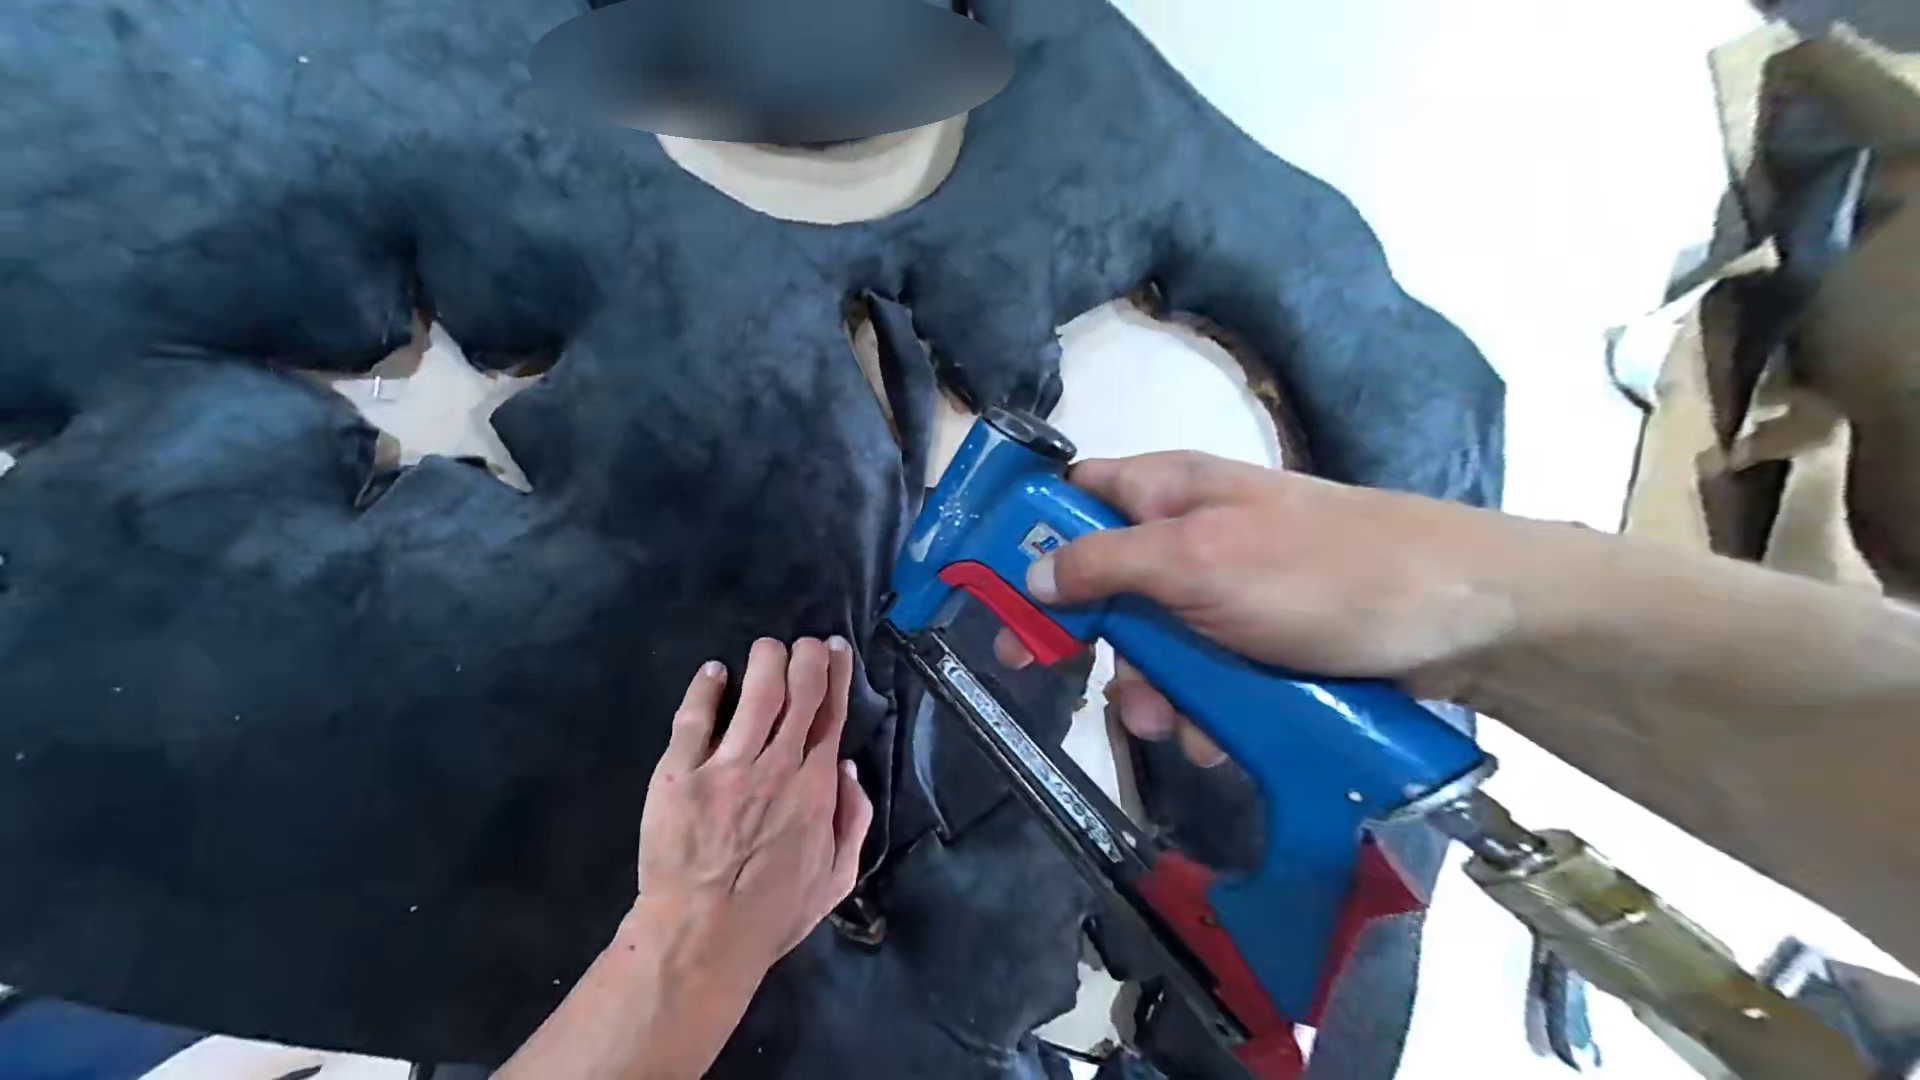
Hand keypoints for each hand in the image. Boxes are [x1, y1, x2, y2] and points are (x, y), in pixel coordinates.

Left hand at [636, 636, 873, 983]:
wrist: (700, 940)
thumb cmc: (772, 911)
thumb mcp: (838, 876)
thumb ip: (855, 818)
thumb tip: (847, 764)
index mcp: (815, 786)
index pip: (831, 714)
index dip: (836, 674)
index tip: (834, 649)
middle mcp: (776, 766)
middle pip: (799, 692)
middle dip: (806, 656)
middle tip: (805, 642)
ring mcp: (727, 768)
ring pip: (755, 694)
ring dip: (766, 660)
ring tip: (767, 647)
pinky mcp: (680, 775)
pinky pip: (694, 719)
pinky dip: (706, 688)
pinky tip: (714, 671)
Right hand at [1008, 452, 1528, 761]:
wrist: (1461, 620)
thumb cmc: (1318, 572)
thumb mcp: (1197, 562)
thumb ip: (1105, 565)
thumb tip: (1030, 572)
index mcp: (1160, 490)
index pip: (1068, 494)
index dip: (1026, 530)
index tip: (993, 581)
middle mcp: (1179, 532)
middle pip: (1096, 576)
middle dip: (1081, 630)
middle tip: (1038, 665)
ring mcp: (1212, 587)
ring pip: (1142, 636)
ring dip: (1146, 684)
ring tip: (1169, 724)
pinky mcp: (1244, 635)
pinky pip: (1192, 668)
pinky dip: (1193, 703)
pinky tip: (1213, 731)